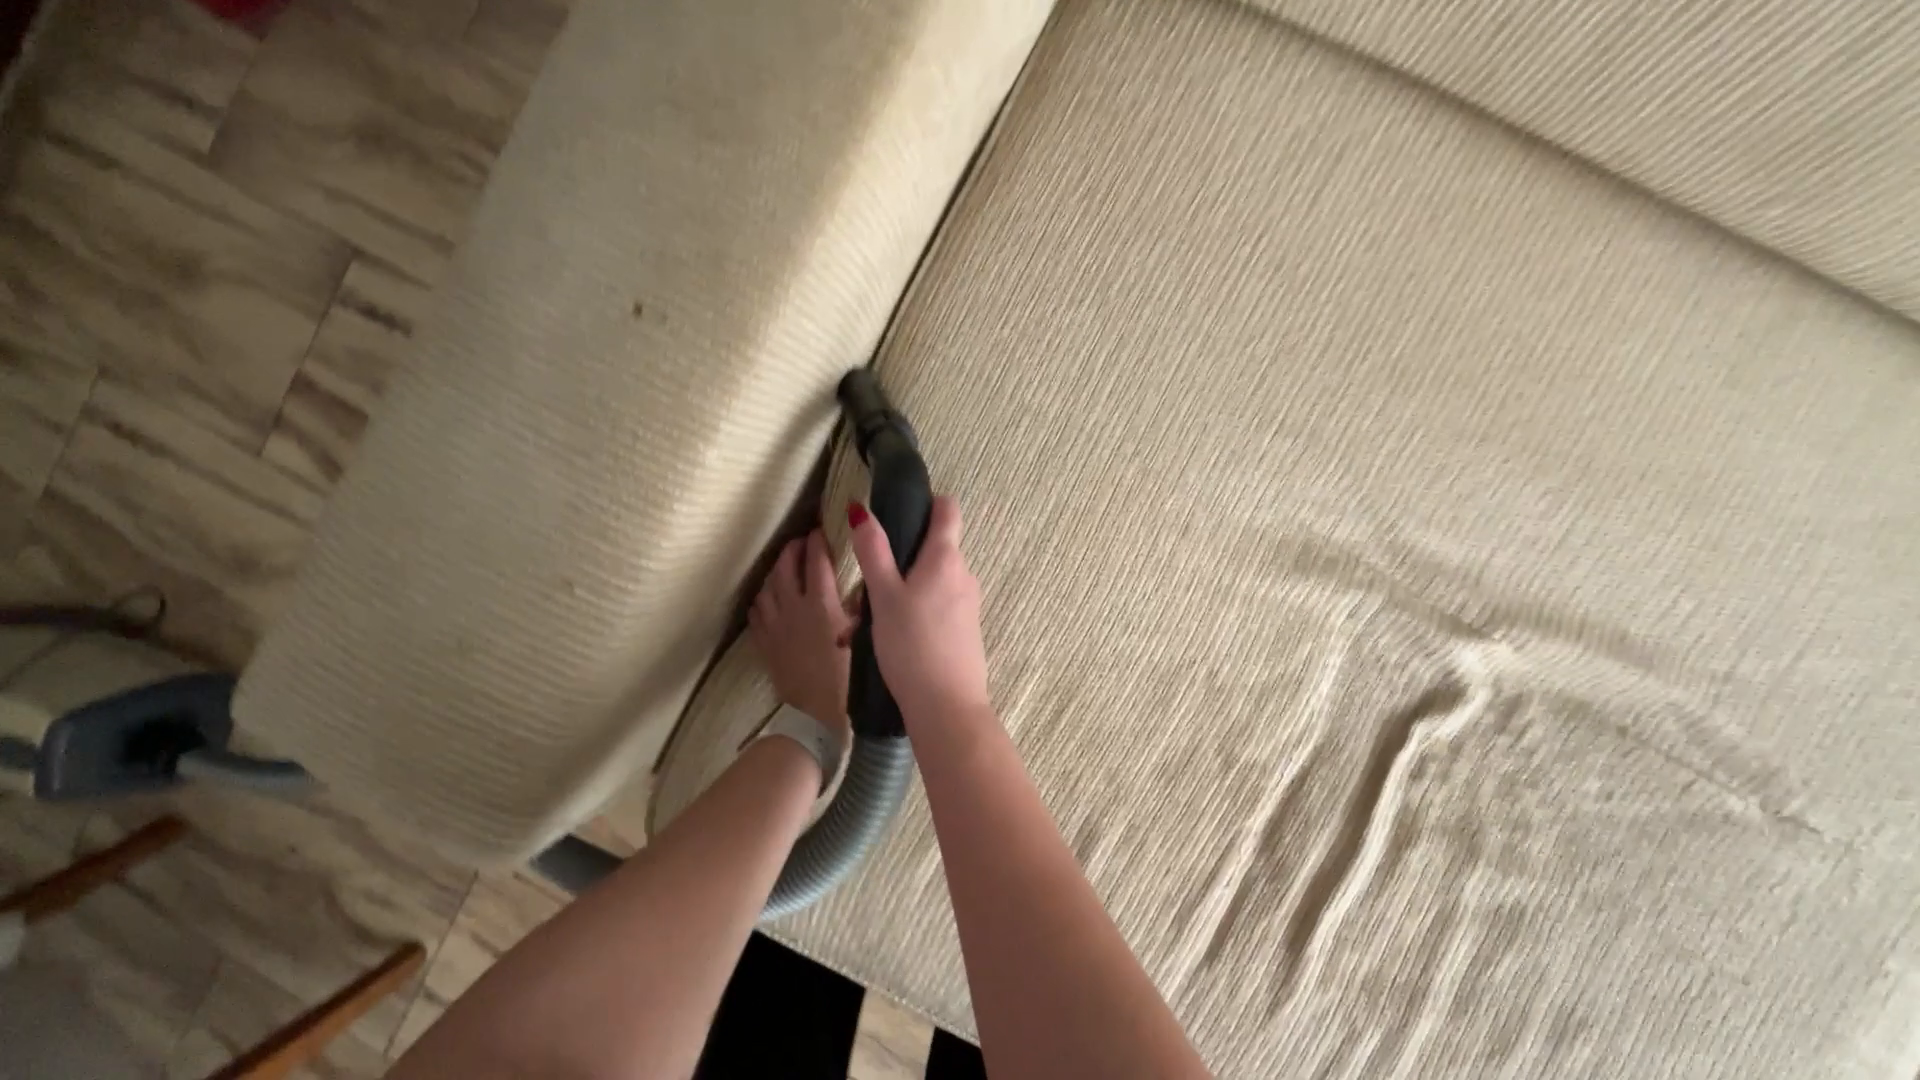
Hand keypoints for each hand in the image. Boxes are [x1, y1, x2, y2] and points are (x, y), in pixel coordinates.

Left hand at [748, 530, 855, 734]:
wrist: (814, 715)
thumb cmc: (847, 678)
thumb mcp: (864, 638)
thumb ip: (861, 608)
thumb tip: (863, 587)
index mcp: (822, 604)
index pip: (816, 559)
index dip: (818, 541)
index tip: (822, 530)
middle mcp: (794, 607)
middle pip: (786, 566)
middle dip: (793, 548)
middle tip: (802, 541)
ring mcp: (775, 625)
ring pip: (768, 585)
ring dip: (776, 570)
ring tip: (786, 566)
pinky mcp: (765, 642)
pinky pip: (757, 611)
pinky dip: (763, 598)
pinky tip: (770, 599)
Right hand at [845, 496, 990, 720]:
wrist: (947, 708)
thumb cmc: (913, 646)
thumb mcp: (884, 596)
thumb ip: (873, 552)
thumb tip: (863, 511)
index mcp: (946, 558)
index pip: (947, 508)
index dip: (924, 503)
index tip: (895, 515)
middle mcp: (963, 575)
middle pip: (926, 552)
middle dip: (891, 565)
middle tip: (859, 596)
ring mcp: (967, 604)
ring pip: (925, 584)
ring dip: (893, 597)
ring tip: (859, 628)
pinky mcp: (964, 630)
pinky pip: (932, 609)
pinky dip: (907, 617)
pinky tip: (881, 645)